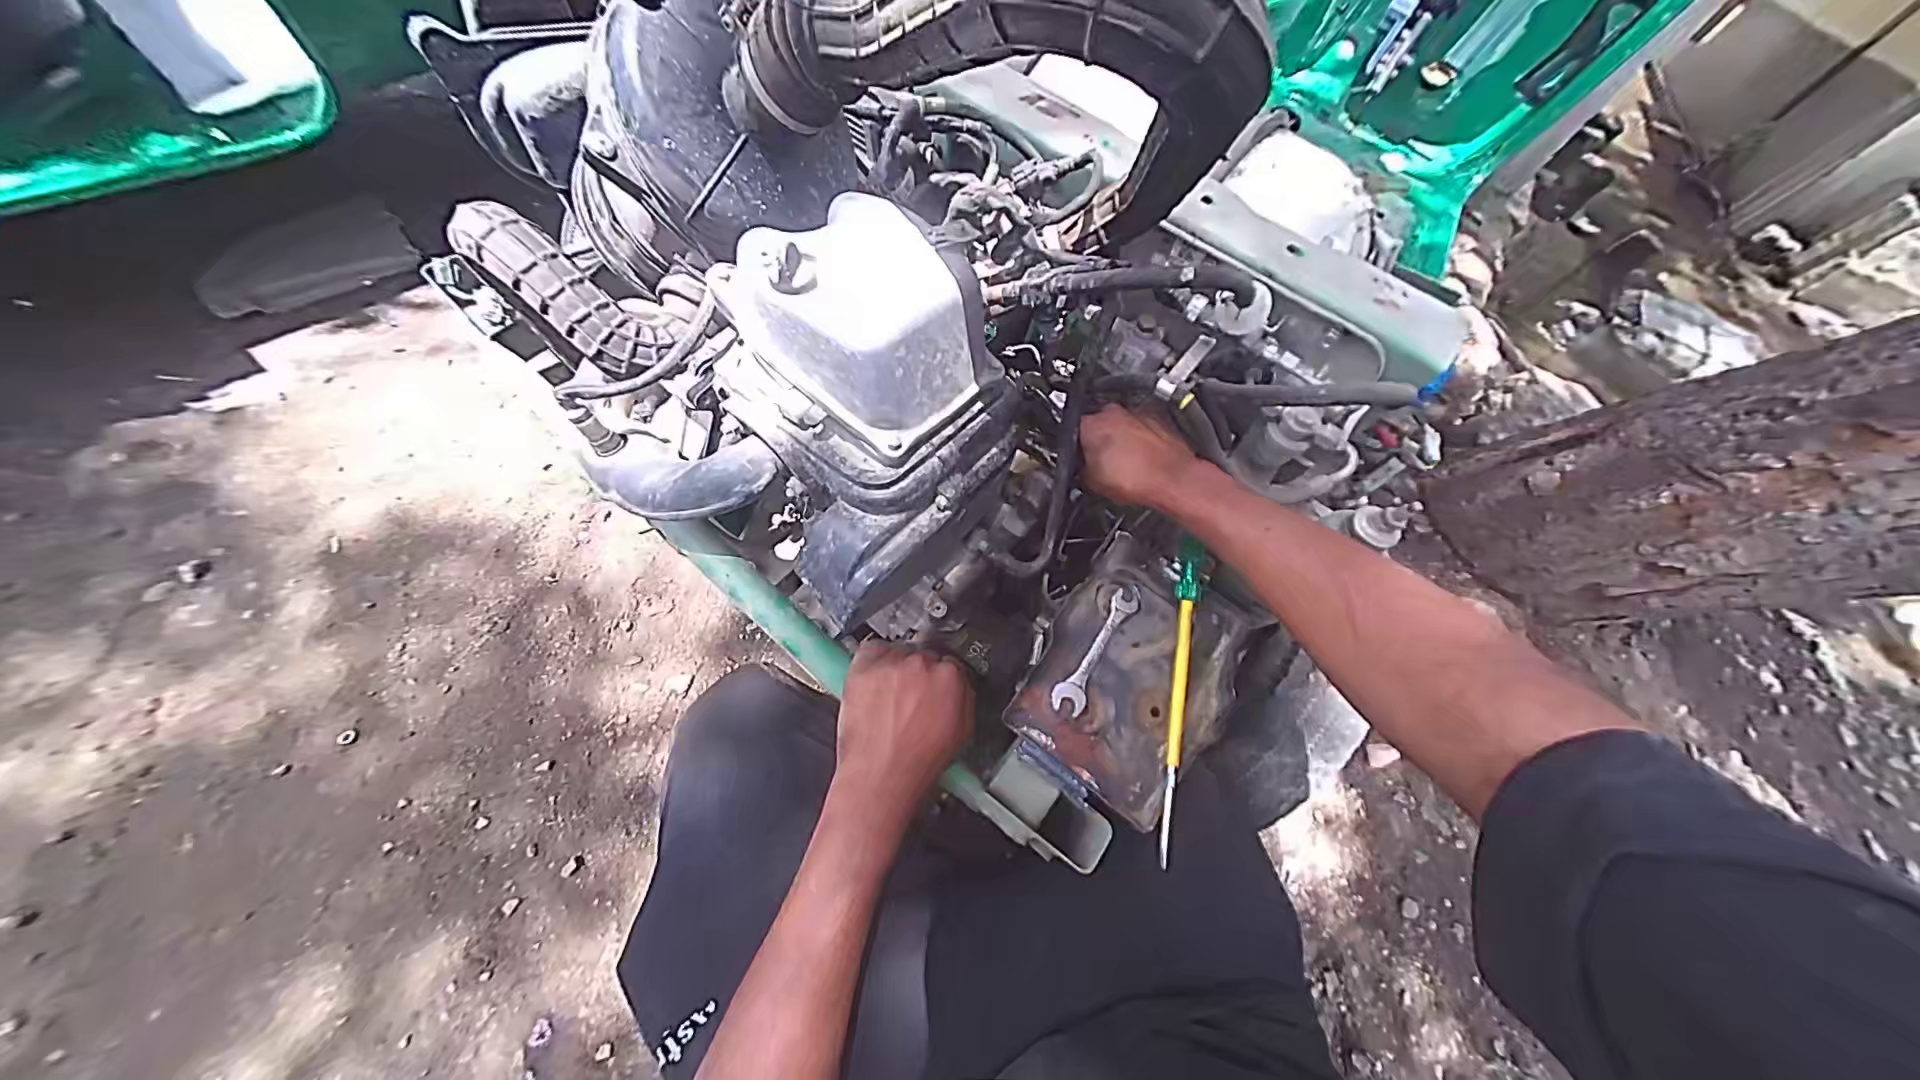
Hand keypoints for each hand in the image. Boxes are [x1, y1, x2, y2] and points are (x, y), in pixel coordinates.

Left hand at [833, 644, 974, 816]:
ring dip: (894, 668)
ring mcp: (893, 665)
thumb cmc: (917, 762)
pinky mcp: (865, 668)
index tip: (930, 688)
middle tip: (907, 697)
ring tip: (888, 696)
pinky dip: (871, 662)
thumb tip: (959, 686)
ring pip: (897, 653)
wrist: (881, 778)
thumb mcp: (961, 734)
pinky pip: (870, 650)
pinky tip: (873, 682)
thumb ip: (964, 699)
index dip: (938, 679)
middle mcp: (923, 665)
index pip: (949, 664)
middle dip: (917, 675)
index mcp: (951, 678)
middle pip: (923, 656)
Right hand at [1079, 404, 1203, 510]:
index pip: (1071, 431)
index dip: (1074, 449)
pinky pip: (1140, 429)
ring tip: (1123, 465)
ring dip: (1119, 440)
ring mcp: (1136, 414)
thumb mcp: (1092, 483)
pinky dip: (1138, 441)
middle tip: (1100, 464)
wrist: (1174, 479)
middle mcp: (1113, 412)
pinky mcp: (1156, 419)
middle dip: (1097, 442)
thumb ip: (1081, 470)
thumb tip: (1081, 471)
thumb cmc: (1138, 478)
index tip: (1078, 460)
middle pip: (1097, 425)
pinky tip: (1140, 460)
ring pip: (1119, 425)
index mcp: (1091, 424)